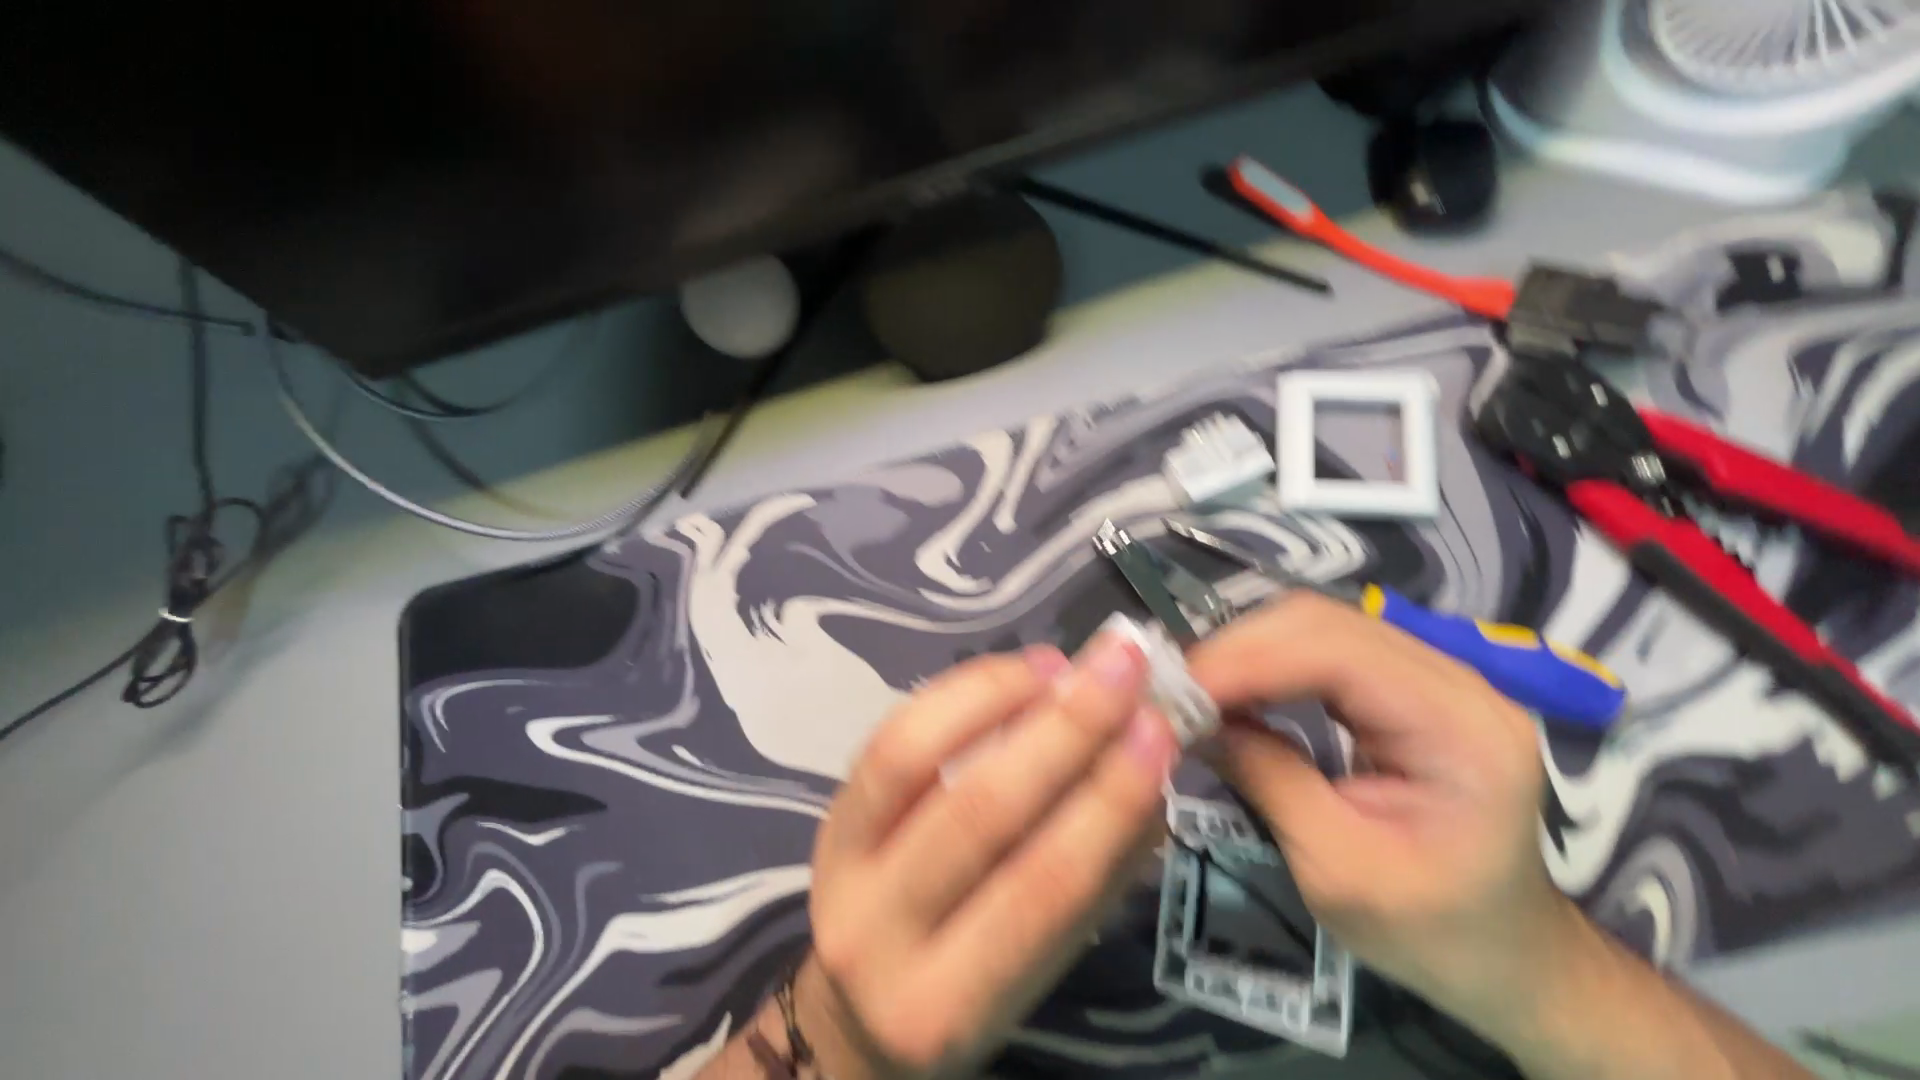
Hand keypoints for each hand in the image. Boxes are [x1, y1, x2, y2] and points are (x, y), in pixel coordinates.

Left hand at [795, 634, 1180, 1079]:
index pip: (1040, 888)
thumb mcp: (1038, 969)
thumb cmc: (966, 994)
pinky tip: (1015, 672)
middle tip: (1123, 666)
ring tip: (1063, 663)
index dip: (1105, 803)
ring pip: (913, 758)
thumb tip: (1151, 771)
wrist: (848, 1014)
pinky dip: (955, 694)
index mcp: (948, 1004)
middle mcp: (877, 936)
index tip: (1159, 730)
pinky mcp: (824, 816)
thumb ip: (1096, 879)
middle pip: (977, 812)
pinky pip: (887, 738)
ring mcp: (837, 868)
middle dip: (1063, 730)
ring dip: (999, 696)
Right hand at [1185, 593, 1579, 1024]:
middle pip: (1324, 622)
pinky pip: (1323, 649)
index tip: (1175, 691)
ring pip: (1317, 625)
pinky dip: (1266, 662)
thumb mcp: (1337, 868)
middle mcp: (1456, 681)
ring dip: (1246, 651)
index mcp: (1459, 727)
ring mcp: (1435, 676)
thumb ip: (1269, 779)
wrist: (1504, 955)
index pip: (1336, 653)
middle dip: (1237, 649)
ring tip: (1193, 691)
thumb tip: (1191, 720)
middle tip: (1172, 692)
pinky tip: (1233, 690)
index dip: (1246, 660)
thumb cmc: (1430, 930)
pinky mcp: (1408, 685)